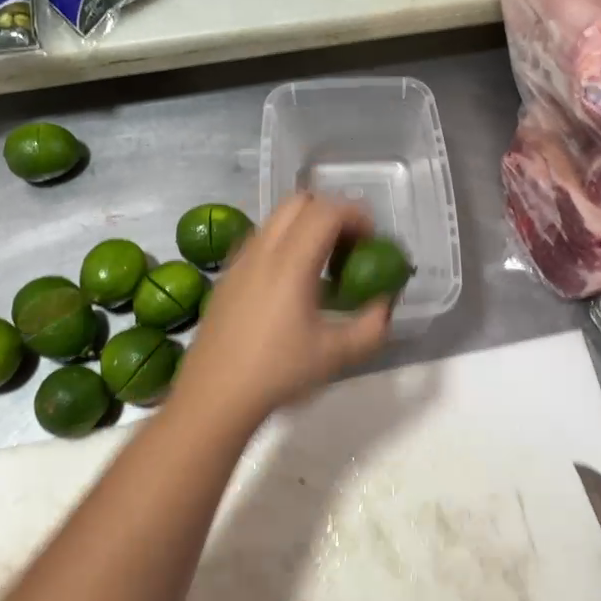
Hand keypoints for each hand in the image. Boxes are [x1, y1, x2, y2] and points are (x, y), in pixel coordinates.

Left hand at [174, 194, 391, 426]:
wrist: (214, 398)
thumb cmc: (278, 374)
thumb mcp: (338, 355)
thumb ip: (373, 325)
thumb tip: (385, 303)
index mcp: (290, 264)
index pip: (327, 212)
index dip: (356, 215)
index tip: (372, 240)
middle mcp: (262, 251)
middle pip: (299, 202)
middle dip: (331, 213)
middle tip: (350, 245)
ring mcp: (239, 261)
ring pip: (276, 218)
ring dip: (306, 226)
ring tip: (323, 264)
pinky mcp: (226, 276)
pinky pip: (260, 240)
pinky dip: (283, 243)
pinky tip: (292, 284)